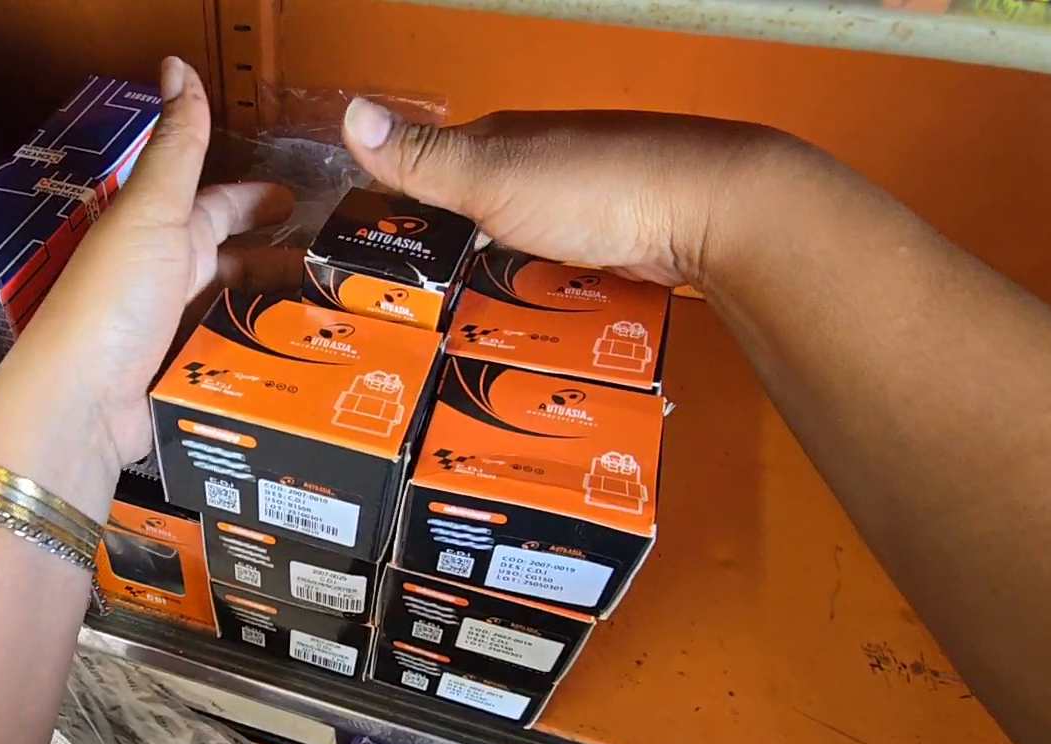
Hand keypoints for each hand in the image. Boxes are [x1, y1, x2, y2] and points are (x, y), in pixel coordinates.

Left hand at [0, 58, 293, 473]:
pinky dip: (263, 361)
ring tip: (334, 322)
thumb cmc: (114, 300)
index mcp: (164, 235)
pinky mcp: (188, 381)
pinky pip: (234, 364)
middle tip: (334, 270)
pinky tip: (302, 364)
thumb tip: (178, 66)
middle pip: (238, 266)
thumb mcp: (150, 214)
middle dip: (283, 264)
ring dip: (280, 315)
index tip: (300, 203)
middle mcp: (171, 282)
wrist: (83, 401)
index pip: (221, 209)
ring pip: (241, 316)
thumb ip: (176, 149)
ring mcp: (179, 334)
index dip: (258, 202)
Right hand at [339, 100, 812, 288]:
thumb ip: (422, 157)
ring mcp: (566, 204)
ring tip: (446, 322)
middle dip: (437, 251)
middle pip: (466, 213)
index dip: (397, 210)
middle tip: (403, 305)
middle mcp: (531, 168)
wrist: (701, 211)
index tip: (369, 258)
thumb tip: (349, 114)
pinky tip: (505, 314)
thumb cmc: (587, 189)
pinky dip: (517, 285)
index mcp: (498, 144)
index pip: (428, 172)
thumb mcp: (488, 174)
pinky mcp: (596, 240)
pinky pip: (538, 266)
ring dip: (476, 274)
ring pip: (503, 243)